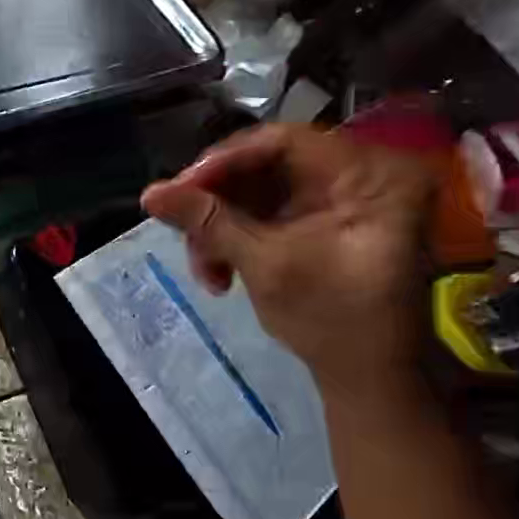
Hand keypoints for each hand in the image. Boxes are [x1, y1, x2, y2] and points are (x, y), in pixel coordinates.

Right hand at [141, 124, 432, 386]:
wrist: (367, 376)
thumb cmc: (333, 322)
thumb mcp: (266, 265)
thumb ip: (208, 222)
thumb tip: (149, 193)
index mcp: (369, 175)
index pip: (283, 142)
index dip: (223, 162)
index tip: (177, 190)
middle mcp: (355, 172)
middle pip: (262, 164)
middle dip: (215, 203)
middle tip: (181, 231)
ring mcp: (334, 194)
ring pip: (253, 188)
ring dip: (217, 225)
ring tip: (204, 269)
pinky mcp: (315, 214)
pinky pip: (260, 208)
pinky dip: (232, 235)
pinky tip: (217, 269)